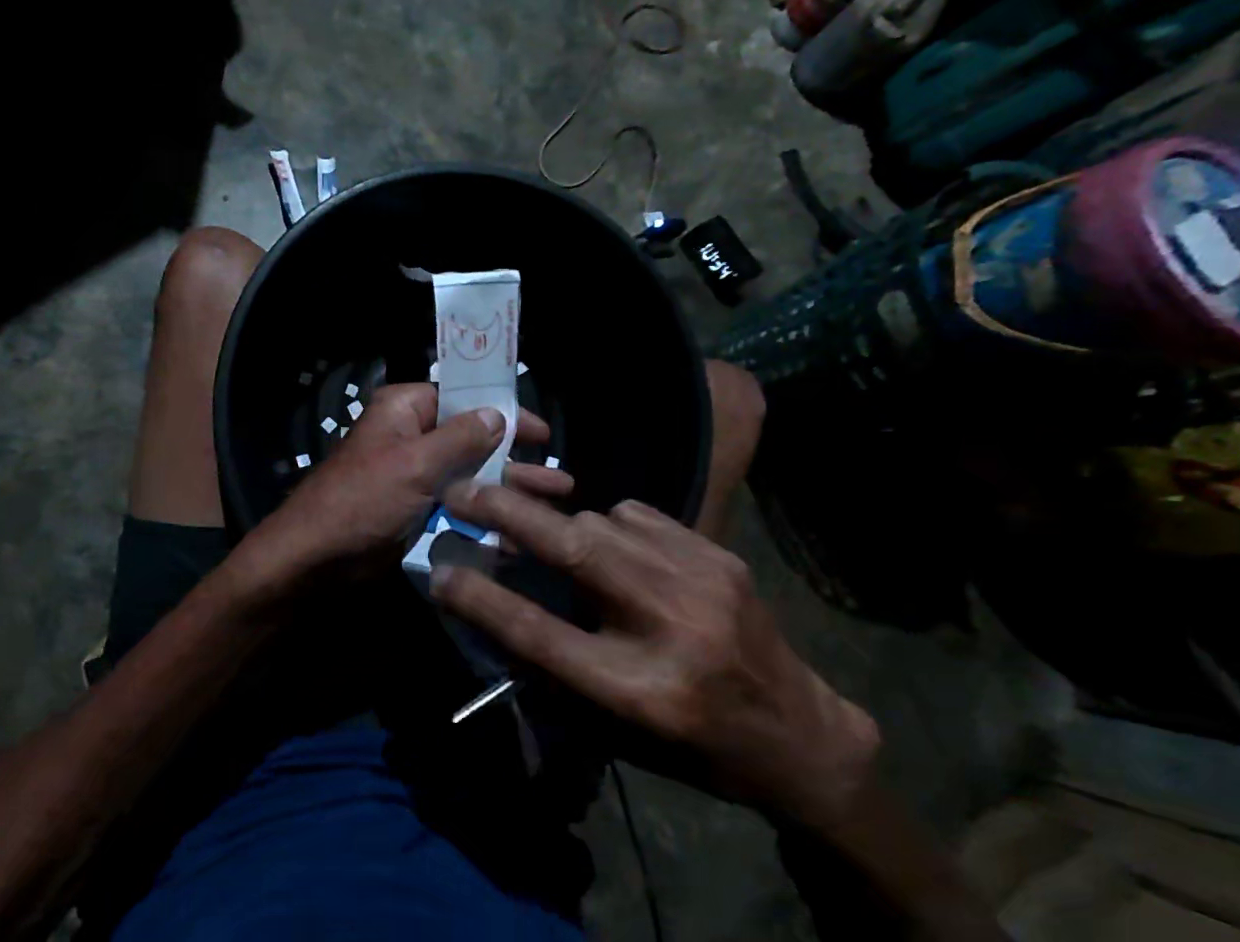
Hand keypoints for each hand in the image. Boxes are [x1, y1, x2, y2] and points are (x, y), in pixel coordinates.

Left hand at [245, 383, 572, 582]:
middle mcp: (410, 437)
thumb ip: (461, 438)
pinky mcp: (412, 511)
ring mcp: (412, 477)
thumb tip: (497, 414)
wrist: (315, 558)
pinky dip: (482, 518)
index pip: (462, 398)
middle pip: (471, 441)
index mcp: (404, 410)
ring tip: (553, 508)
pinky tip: (517, 538)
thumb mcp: (416, 464)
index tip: (542, 434)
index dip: (503, 413)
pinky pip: (454, 507)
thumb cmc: (363, 500)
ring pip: (467, 478)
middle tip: (560, 481)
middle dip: (514, 462)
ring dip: (506, 493)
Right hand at [431, 485, 878, 831]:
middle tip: (461, 492)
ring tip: (542, 536)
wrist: (801, 736)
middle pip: (572, 552)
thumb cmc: (690, 747)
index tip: (439, 570)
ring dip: (558, 525)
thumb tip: (489, 603)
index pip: (538, 633)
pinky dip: (606, 525)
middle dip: (506, 514)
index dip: (480, 598)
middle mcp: (671, 629)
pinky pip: (635, 515)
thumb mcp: (612, 729)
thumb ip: (548, 668)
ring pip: (601, 522)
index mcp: (637, 690)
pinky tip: (611, 548)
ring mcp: (703, 583)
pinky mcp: (720, 556)